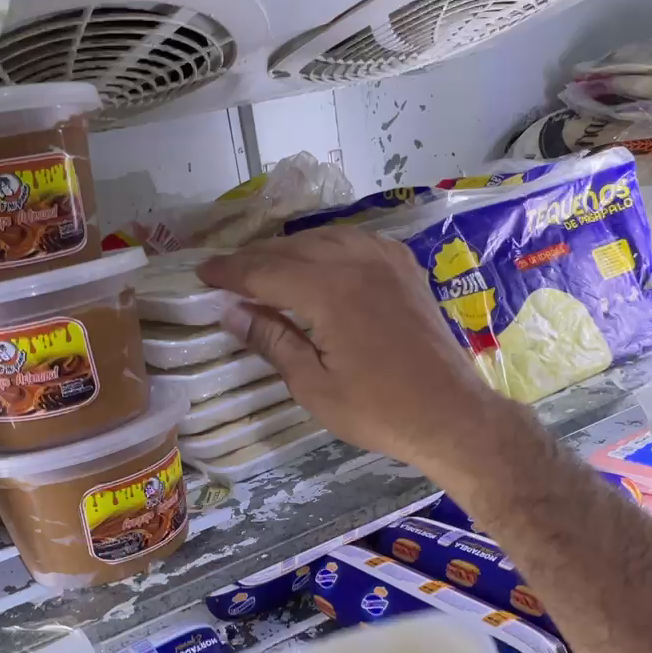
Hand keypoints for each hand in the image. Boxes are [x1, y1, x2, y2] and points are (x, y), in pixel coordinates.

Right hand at [198, 228, 524, 478]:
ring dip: (290, 251)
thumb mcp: (313, 385)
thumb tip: (231, 312)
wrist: (450, 414)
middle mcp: (357, 261)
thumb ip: (272, 341)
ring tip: (265, 269)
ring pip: (324, 238)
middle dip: (255, 259)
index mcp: (329, 290)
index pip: (264, 271)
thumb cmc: (378, 410)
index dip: (229, 272)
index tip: (201, 274)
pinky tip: (318, 262)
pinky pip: (356, 242)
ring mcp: (386, 260)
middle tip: (226, 275)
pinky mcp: (405, 268)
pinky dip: (328, 247)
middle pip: (292, 248)